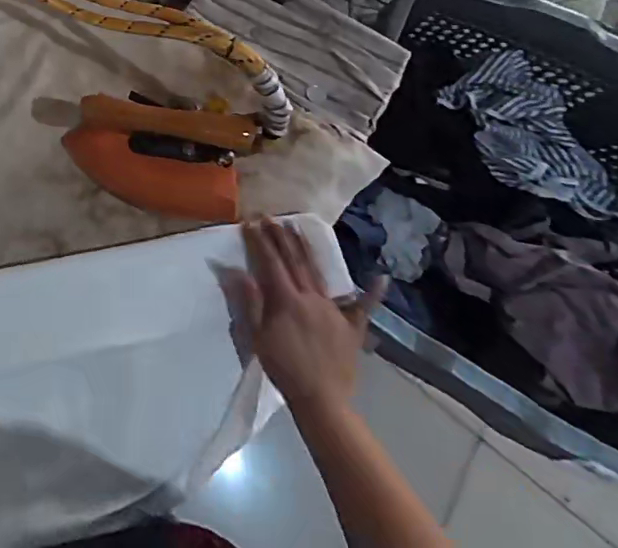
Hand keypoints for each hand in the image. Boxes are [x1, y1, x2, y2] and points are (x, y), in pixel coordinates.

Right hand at [232, 217, 385, 422]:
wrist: (321, 400)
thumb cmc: (284, 368)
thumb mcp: (258, 336)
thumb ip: (249, 302)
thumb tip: (237, 270)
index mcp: (287, 300)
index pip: (271, 263)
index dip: (260, 242)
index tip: (251, 223)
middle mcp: (311, 298)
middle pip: (295, 261)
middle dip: (281, 237)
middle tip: (271, 217)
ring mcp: (334, 310)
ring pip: (318, 273)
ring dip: (306, 249)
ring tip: (297, 229)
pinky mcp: (352, 326)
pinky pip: (364, 307)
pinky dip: (372, 292)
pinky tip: (380, 277)